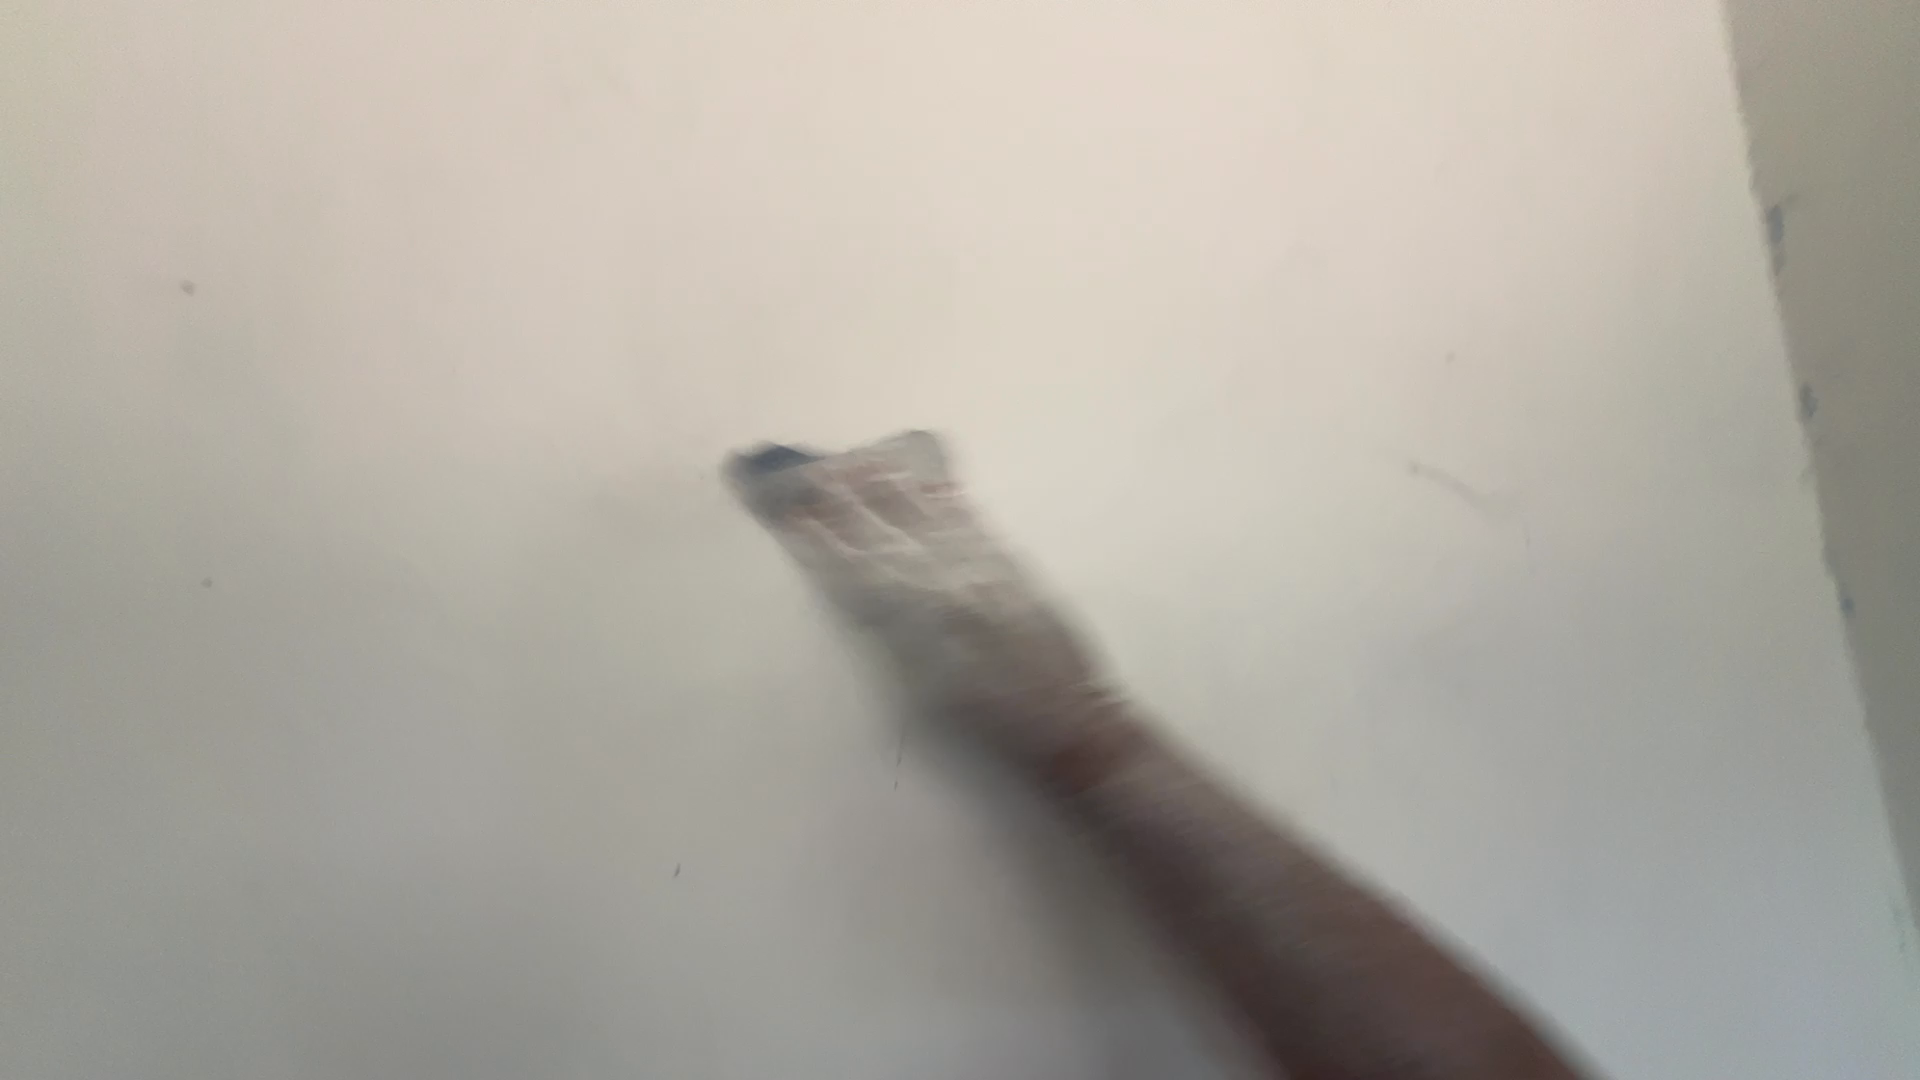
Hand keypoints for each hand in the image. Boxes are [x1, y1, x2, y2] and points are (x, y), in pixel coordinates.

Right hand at [726, 431, 1114, 760]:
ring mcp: (981, 565)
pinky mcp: (1010, 561)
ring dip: (883, 485)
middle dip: (837, 498)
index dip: (816, 536)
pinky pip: (968, 518)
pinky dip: (941, 494)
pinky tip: (922, 475)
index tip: (783, 507)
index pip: (855, 566)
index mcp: (921, 620)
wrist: (1072, 716)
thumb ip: (893, 633)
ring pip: (921, 514)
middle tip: (801, 467)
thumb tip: (861, 590)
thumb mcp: (928, 691)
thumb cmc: (992, 720)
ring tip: (852, 459)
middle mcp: (947, 581)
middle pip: (881, 530)